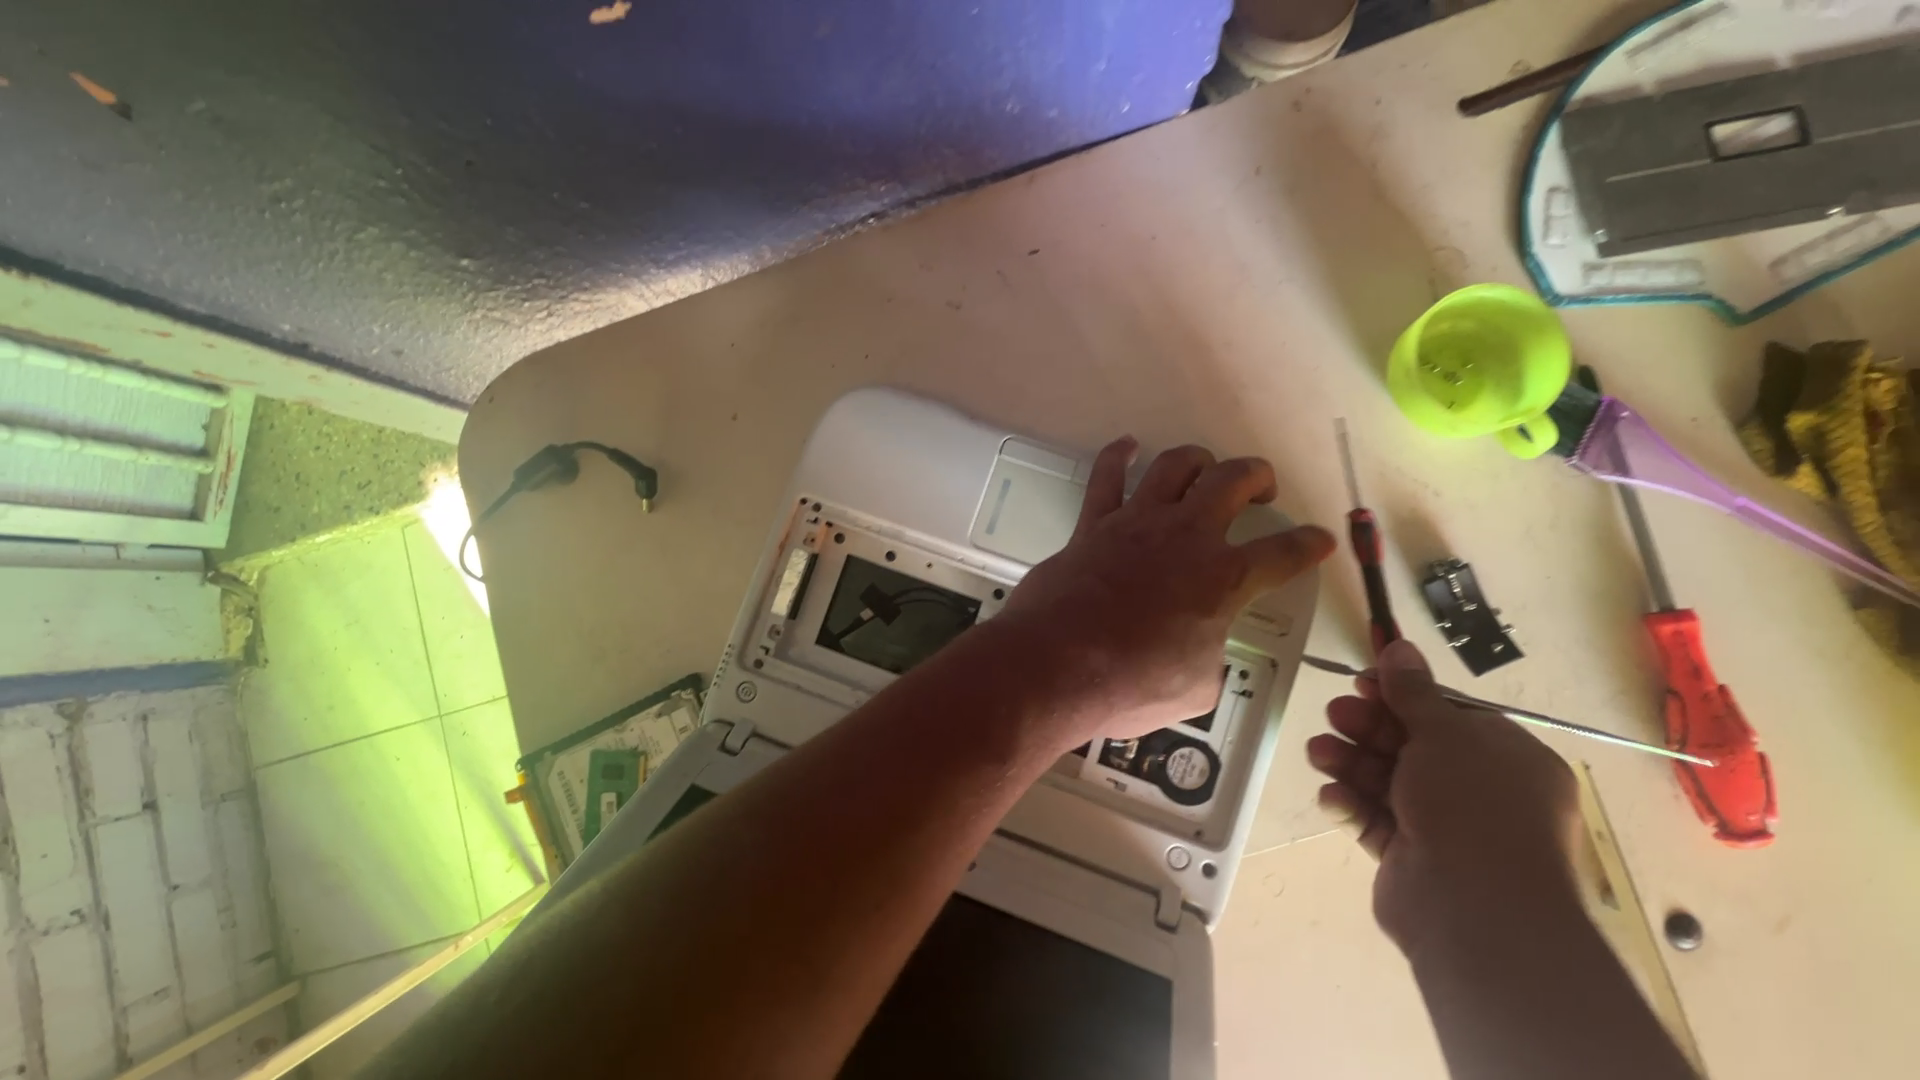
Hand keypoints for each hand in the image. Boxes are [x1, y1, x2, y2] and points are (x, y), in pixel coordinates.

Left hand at [1003, 437, 1334, 745]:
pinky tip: (1127, 446)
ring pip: (1176, 465)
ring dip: (1198, 459)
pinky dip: (1117, 456)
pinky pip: (1106, 477)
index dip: (1309, 545)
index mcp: (1224, 580)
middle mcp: (1186, 537)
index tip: (1319, 539)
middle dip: (1257, 477)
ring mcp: (1136, 523)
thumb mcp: (1195, 688)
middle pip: (1233, 481)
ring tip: (1206, 468)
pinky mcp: (1092, 524)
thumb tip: (1201, 656)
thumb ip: (1208, 660)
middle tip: (1261, 490)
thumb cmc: (1131, 683)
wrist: (1056, 665)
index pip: (1283, 554)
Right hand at [1307, 640, 1584, 953]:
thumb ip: (1414, 691)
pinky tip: (1331, 796)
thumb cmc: (1472, 804)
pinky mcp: (1412, 859)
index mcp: (1509, 759)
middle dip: (1368, 728)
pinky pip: (1377, 821)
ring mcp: (1447, 829)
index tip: (1361, 682)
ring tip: (1318, 751)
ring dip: (1351, 763)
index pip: (1450, 716)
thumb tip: (1399, 645)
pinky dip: (1353, 805)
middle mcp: (1483, 793)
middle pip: (1412, 747)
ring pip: (1389, 783)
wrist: (1474, 906)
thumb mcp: (1444, 732)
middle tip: (1334, 714)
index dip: (1403, 696)